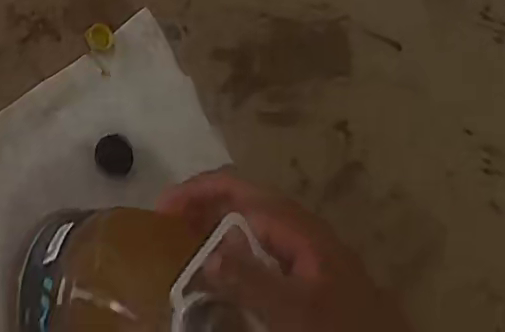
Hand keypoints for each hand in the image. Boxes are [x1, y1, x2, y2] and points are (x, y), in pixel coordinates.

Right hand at [158, 170, 408, 331]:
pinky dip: (236, 256)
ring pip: (250, 226)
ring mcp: (304, 250)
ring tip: (186, 250)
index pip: (236, 188)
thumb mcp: (295, 310)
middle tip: (166, 231)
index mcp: (293, 222)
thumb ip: (251, 279)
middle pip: (241, 201)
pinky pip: (262, 253)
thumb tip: (207, 249)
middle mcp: (297, 227)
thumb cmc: (342, 327)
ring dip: (217, 231)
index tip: (161, 209)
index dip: (197, 190)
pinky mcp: (309, 276)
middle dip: (203, 207)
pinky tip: (224, 278)